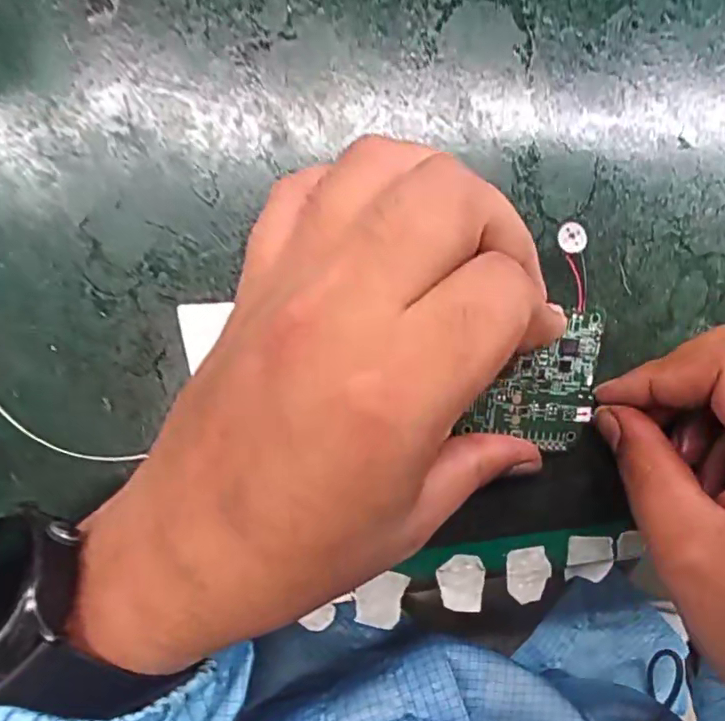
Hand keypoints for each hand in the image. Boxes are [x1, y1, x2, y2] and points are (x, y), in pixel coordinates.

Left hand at [68, 137, 565, 673]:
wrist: (190, 548)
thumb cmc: (305, 552)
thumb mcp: (411, 521)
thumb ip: (478, 463)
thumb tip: (527, 443)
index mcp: (398, 385)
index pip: (500, 289)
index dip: (534, 312)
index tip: (530, 344)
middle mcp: (345, 310)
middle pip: (451, 195)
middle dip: (501, 232)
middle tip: (500, 290)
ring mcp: (289, 283)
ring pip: (382, 164)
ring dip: (435, 194)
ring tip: (444, 253)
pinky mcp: (250, 280)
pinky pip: (307, 188)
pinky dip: (356, 194)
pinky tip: (372, 245)